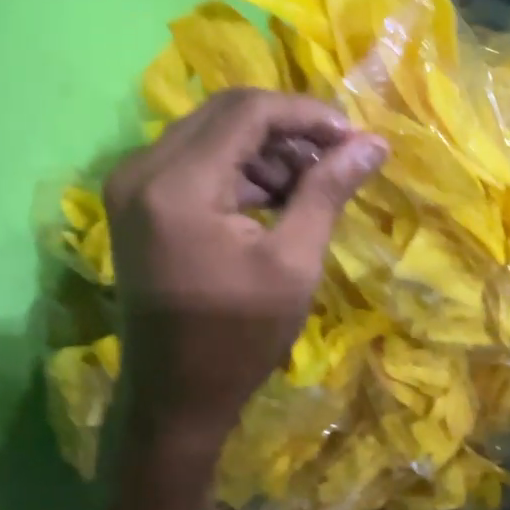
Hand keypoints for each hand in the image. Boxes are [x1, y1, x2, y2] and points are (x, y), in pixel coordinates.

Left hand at [104, 89, 386, 449]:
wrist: (175, 397)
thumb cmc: (239, 336)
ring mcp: (134, 185)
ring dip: (268, 147)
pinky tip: (279, 198)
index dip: (308, 114)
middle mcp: (143, 170)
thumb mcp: (295, 261)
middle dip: (290, 127)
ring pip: (214, 131)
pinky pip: (198, 158)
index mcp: (178, 184)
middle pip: (228, 112)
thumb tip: (375, 143)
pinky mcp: (139, 202)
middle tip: (339, 155)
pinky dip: (243, 167)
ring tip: (313, 184)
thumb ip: (328, 190)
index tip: (354, 138)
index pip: (248, 111)